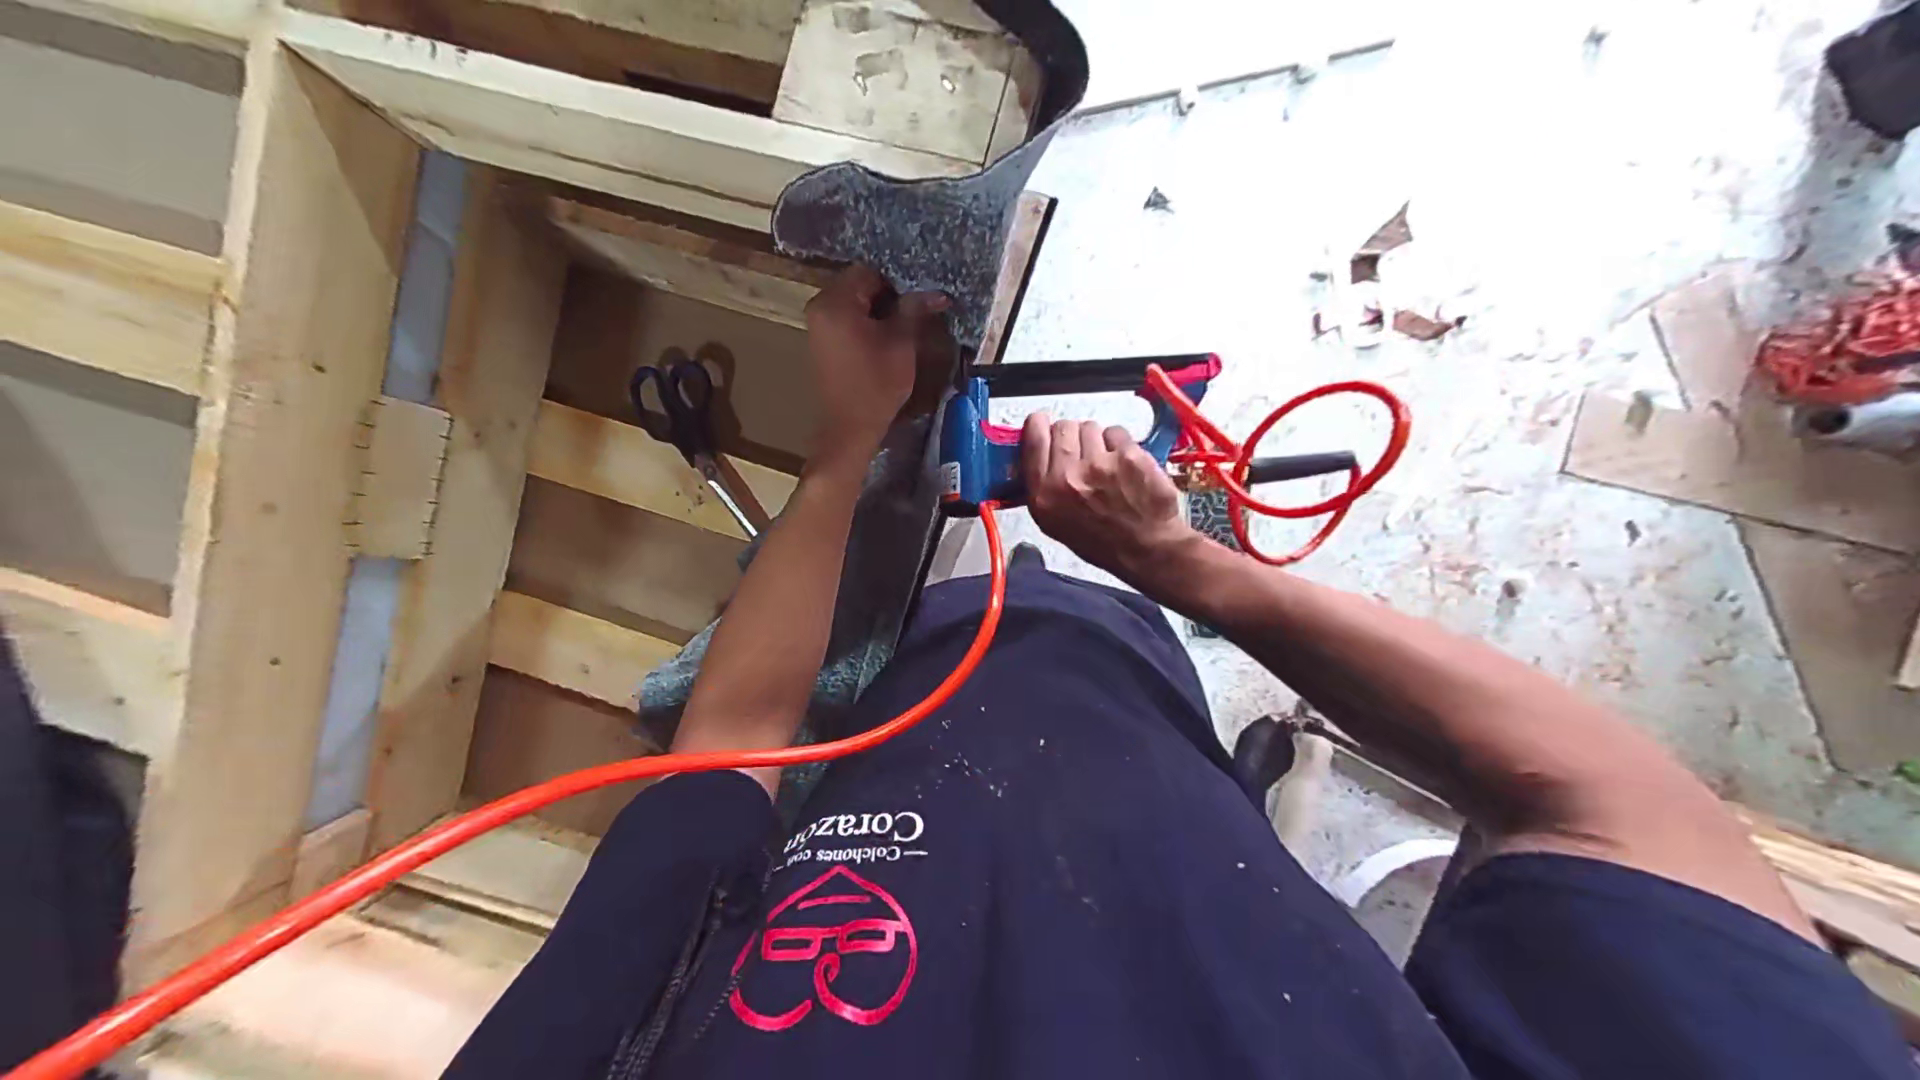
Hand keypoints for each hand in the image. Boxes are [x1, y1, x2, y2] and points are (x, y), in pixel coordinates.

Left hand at [804, 264, 948, 468]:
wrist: (851, 426)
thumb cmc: (877, 384)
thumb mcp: (901, 343)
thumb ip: (914, 310)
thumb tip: (937, 293)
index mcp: (835, 302)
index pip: (869, 272)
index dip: (896, 284)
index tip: (914, 304)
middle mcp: (819, 306)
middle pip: (858, 286)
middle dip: (886, 298)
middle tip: (911, 317)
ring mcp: (817, 325)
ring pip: (853, 303)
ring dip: (876, 312)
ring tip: (899, 331)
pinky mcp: (821, 342)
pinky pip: (845, 320)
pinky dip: (864, 324)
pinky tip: (882, 342)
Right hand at [1022, 415, 1202, 583]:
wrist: (1145, 548)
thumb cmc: (1100, 541)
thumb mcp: (1054, 522)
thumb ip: (1042, 486)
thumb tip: (1038, 452)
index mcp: (1043, 495)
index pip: (1033, 439)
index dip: (1039, 425)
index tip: (1044, 425)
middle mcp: (1066, 477)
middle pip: (1063, 427)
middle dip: (1072, 435)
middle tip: (1083, 453)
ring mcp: (1099, 464)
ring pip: (1091, 426)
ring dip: (1097, 439)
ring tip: (1106, 463)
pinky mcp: (1127, 456)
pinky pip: (1117, 432)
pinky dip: (1120, 445)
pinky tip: (1124, 466)